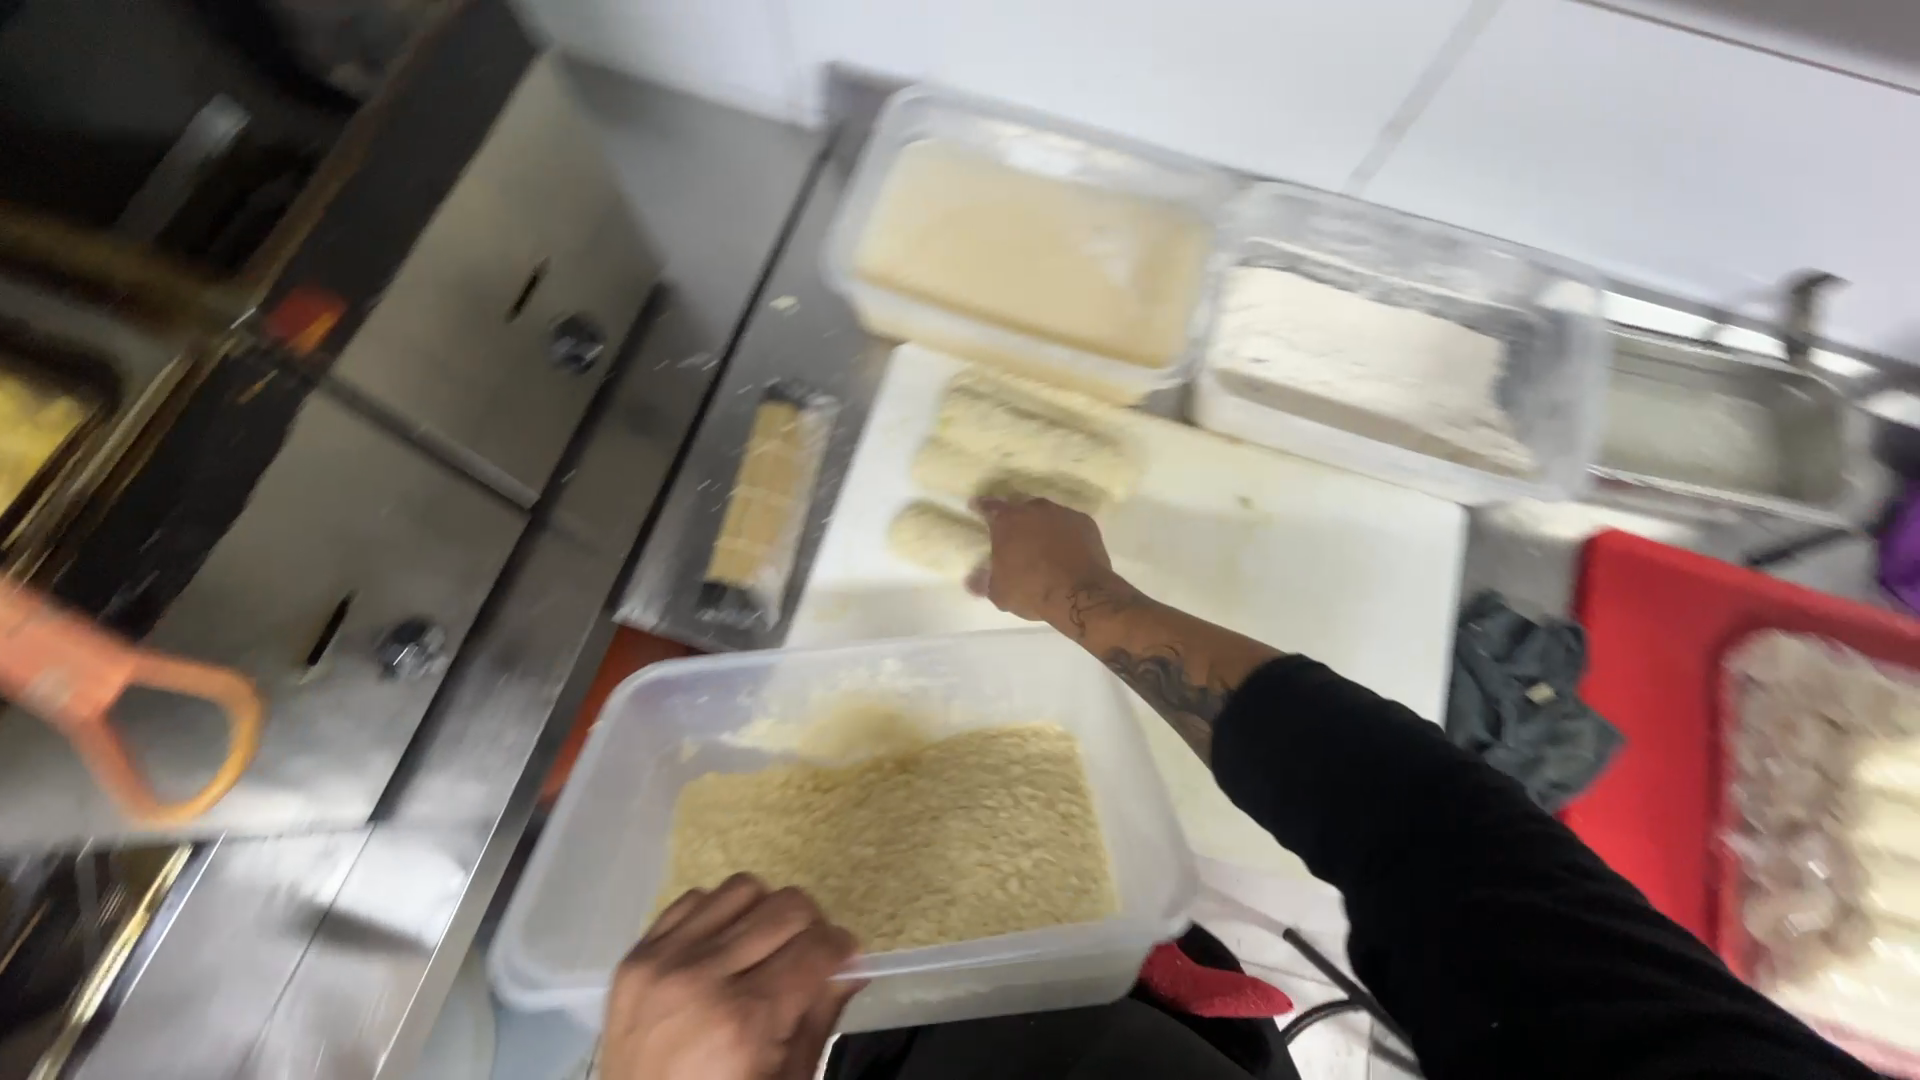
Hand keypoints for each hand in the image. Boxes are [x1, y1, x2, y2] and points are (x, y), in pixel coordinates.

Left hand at [602, 874, 862, 1079]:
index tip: (845, 958)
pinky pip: (695, 899)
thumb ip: (821, 1016)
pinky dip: (718, 915)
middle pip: (787, 906)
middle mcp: (703, 979)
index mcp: (745, 1021)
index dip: (842, 948)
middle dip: (811, 926)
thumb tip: (853, 967)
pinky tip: (722, 948)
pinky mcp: (635, 957)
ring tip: (762, 947)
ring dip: (764, 913)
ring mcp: (663, 962)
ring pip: (744, 889)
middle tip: (809, 954)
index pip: (818, 946)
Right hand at [966, 496, 1129, 630]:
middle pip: (1020, 507)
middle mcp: (1034, 509)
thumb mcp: (999, 593)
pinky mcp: (1085, 522)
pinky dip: (1065, 533)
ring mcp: (1062, 513)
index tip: (977, 507)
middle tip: (1014, 533)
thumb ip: (984, 582)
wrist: (1080, 594)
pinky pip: (1069, 524)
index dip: (982, 507)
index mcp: (1008, 521)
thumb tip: (973, 580)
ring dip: (1042, 524)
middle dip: (1015, 517)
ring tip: (1042, 543)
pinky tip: (1066, 548)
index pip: (989, 506)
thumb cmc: (1033, 590)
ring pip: (1046, 514)